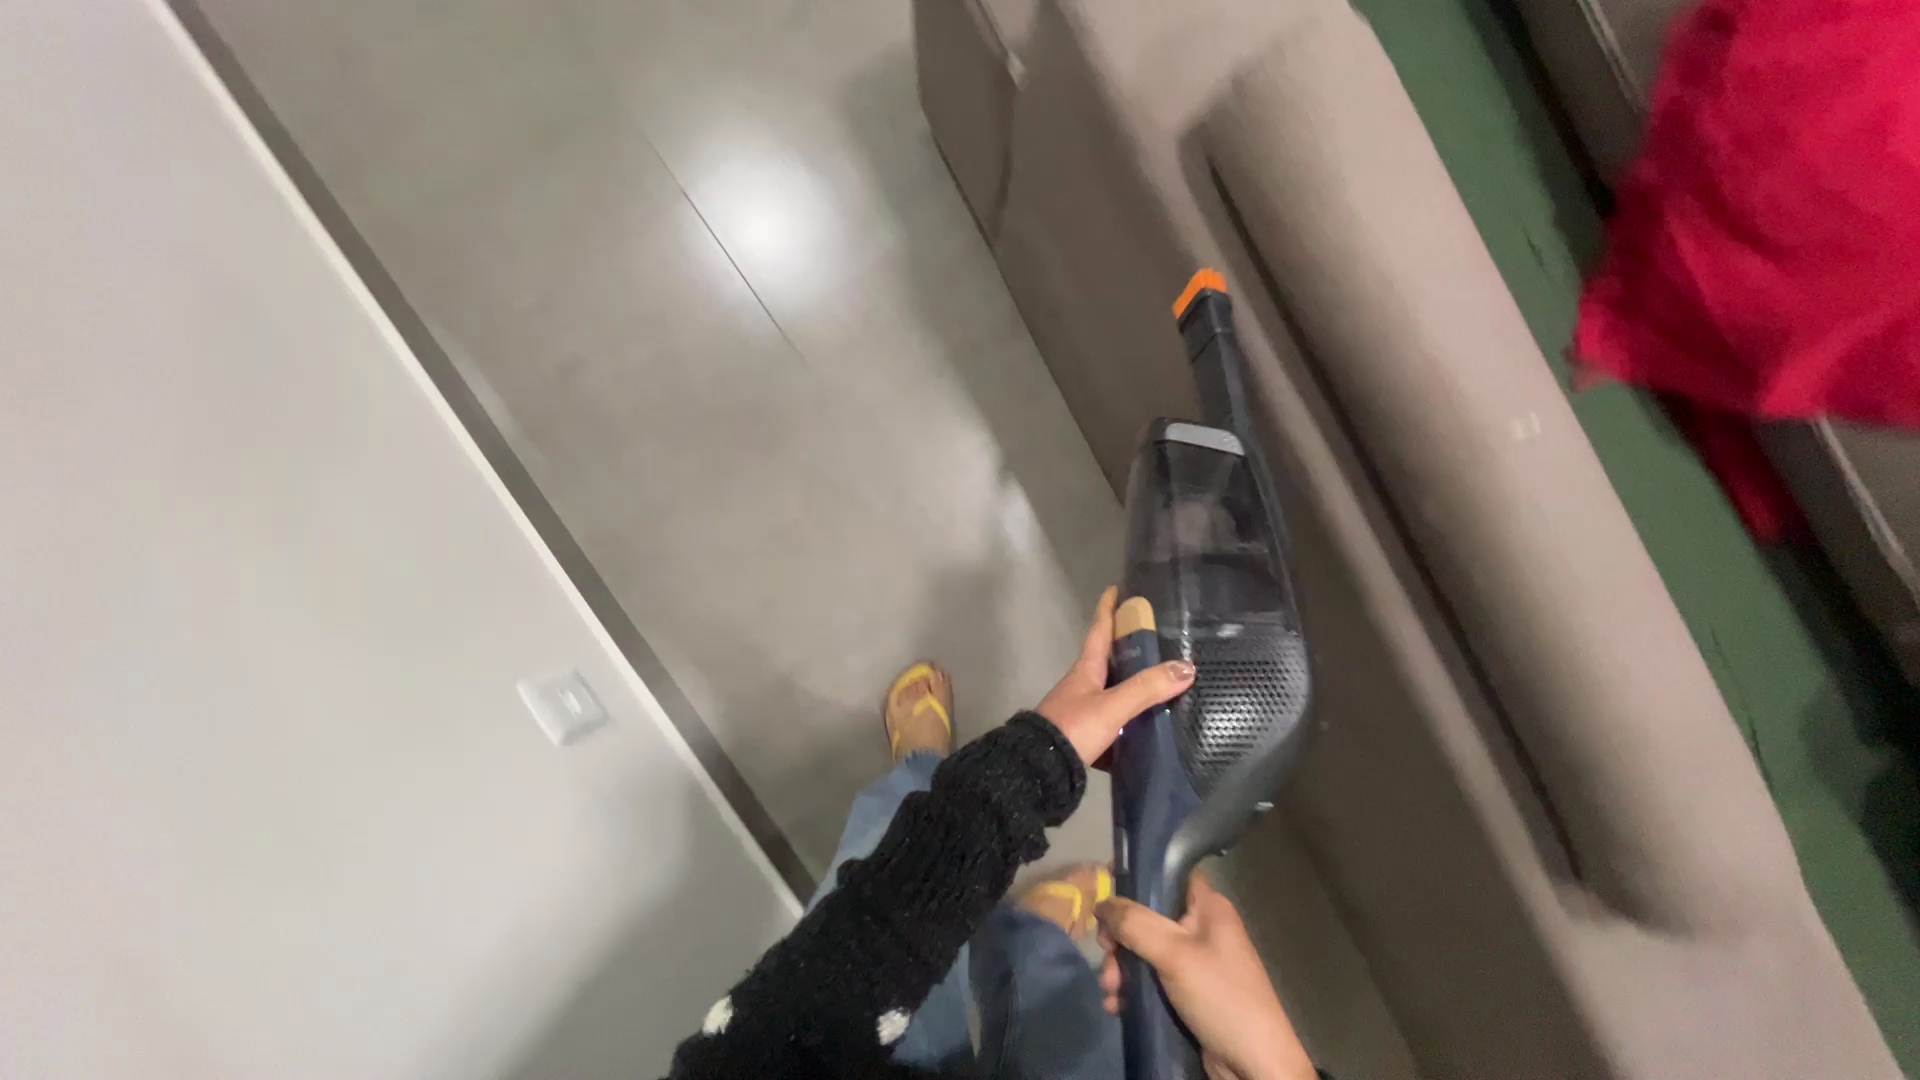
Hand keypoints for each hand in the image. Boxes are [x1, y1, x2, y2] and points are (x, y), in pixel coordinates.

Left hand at [1037, 586, 1194, 765]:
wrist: (1038, 769)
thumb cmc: (1073, 728)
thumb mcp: (1112, 706)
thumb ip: (1146, 689)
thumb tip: (1185, 667)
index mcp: (1085, 669)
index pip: (1099, 629)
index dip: (1108, 608)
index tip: (1118, 588)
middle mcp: (1082, 685)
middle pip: (1108, 660)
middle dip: (1130, 649)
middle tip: (1159, 641)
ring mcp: (1081, 711)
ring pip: (1112, 693)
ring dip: (1133, 688)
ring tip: (1165, 686)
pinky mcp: (1084, 736)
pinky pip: (1113, 723)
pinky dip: (1130, 723)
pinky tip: (1149, 731)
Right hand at [1098, 871, 1316, 1079]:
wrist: (1255, 1069)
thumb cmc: (1220, 996)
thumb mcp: (1174, 954)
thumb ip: (1134, 923)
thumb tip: (1101, 902)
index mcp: (1207, 907)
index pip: (1167, 872)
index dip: (1137, 873)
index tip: (1105, 884)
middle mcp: (1201, 928)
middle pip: (1148, 915)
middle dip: (1120, 935)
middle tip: (1105, 951)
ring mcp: (1194, 962)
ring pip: (1144, 949)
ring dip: (1121, 967)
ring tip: (1110, 989)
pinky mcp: (1186, 993)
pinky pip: (1150, 979)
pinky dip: (1131, 989)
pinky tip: (1116, 1004)